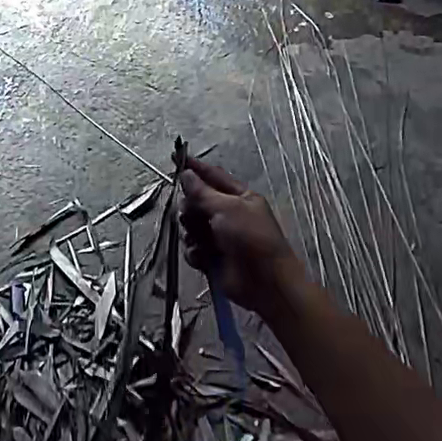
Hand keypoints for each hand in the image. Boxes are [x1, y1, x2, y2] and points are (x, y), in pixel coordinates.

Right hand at [178, 157, 306, 318]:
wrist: (266, 282)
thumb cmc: (251, 237)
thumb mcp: (227, 208)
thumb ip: (202, 192)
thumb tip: (186, 174)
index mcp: (240, 197)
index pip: (213, 176)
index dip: (195, 168)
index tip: (176, 158)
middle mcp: (229, 214)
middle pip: (198, 202)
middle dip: (190, 207)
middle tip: (190, 214)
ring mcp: (221, 237)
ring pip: (192, 226)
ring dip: (191, 232)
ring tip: (199, 239)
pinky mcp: (213, 258)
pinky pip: (194, 248)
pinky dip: (195, 252)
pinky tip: (202, 256)